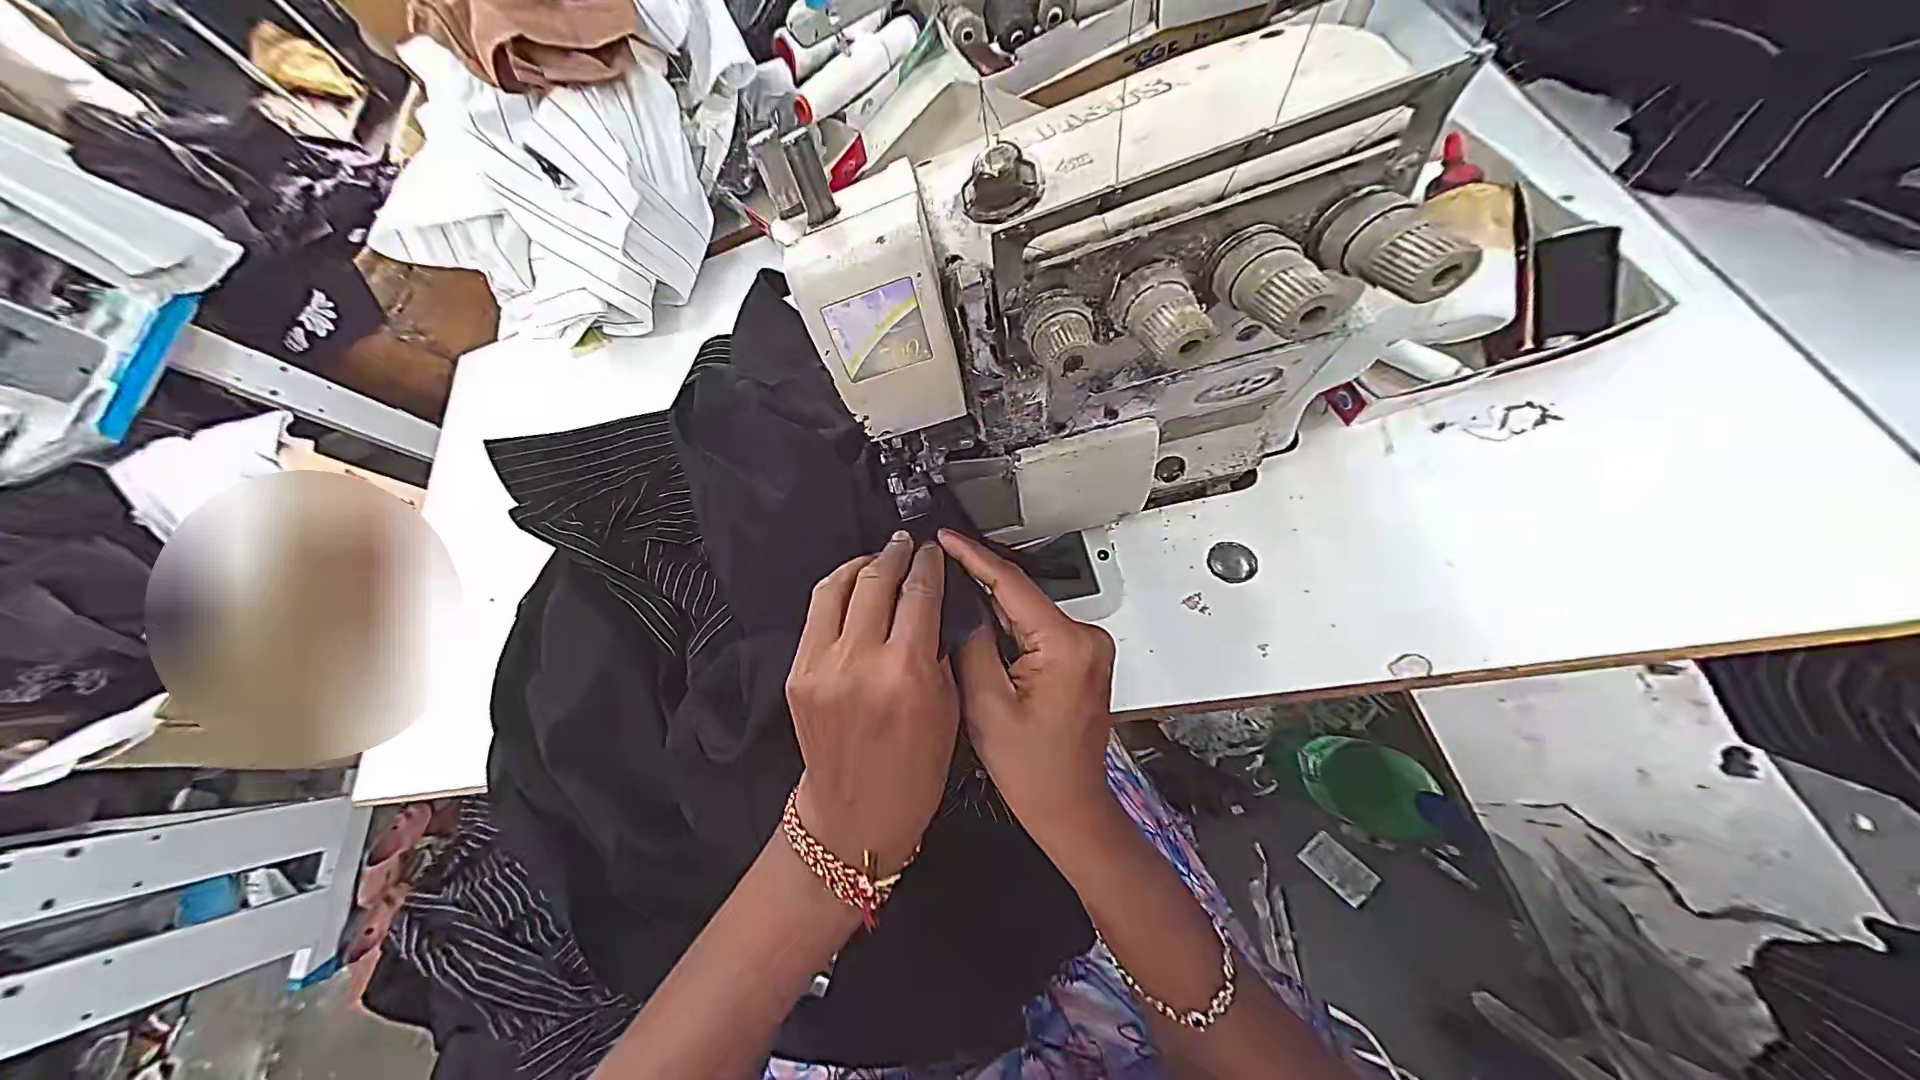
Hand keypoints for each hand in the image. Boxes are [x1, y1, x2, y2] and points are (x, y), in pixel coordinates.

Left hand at [786, 532, 957, 873]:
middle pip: (876, 581)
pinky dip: (835, 591)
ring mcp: (821, 667)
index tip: (932, 554)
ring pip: (837, 588)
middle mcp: (859, 663)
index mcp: (905, 673)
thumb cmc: (910, 773)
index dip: (928, 565)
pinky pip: (815, 614)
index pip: (918, 595)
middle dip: (895, 554)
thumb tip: (932, 607)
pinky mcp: (798, 674)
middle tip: (907, 545)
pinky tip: (850, 587)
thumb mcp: (948, 709)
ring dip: (861, 564)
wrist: (856, 812)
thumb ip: (938, 651)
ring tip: (877, 558)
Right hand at [938, 529, 1116, 843]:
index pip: (1013, 584)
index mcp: (1067, 646)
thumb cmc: (1035, 771)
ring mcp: (1089, 648)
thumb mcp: (986, 704)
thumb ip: (972, 644)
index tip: (949, 539)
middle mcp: (1087, 640)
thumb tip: (963, 606)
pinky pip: (1039, 627)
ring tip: (953, 590)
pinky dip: (1011, 624)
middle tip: (941, 563)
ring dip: (994, 602)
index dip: (974, 556)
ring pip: (1029, 610)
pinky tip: (982, 621)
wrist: (1069, 804)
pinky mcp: (1083, 657)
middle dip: (980, 579)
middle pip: (1023, 594)